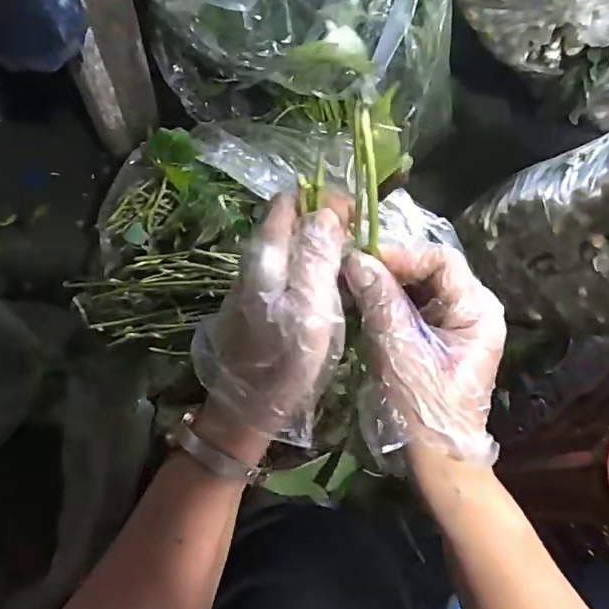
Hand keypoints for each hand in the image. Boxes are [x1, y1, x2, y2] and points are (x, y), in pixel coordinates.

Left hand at [192, 192, 350, 450]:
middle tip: (362, 247)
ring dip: (325, 248)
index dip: (325, 201)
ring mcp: (257, 280)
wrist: (246, 408)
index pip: (290, 200)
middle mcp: (256, 260)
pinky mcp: (262, 300)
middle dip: (329, 224)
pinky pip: (293, 269)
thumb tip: (325, 211)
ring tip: (356, 268)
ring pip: (295, 246)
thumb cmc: (284, 361)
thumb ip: (316, 256)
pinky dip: (317, 270)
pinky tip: (336, 290)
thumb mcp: (309, 307)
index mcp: (266, 254)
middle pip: (293, 220)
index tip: (357, 221)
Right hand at [343, 242, 504, 466]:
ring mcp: (457, 323)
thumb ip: (381, 302)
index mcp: (478, 310)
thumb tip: (355, 260)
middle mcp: (474, 309)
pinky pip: (413, 305)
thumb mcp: (401, 351)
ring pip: (419, 286)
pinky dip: (387, 301)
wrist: (440, 459)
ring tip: (352, 283)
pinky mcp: (438, 336)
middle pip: (431, 270)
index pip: (442, 260)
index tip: (363, 259)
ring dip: (385, 283)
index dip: (402, 254)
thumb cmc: (427, 408)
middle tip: (352, 268)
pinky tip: (362, 302)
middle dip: (390, 267)